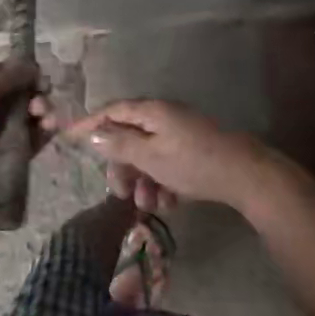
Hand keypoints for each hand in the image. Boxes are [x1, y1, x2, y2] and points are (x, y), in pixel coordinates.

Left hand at [0, 59, 37, 205]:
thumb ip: (6, 78)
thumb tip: (33, 65)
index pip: (9, 76)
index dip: (24, 71)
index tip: (36, 70)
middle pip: (25, 93)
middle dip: (37, 88)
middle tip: (41, 90)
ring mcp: (10, 133)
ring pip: (35, 113)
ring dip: (43, 107)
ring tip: (40, 111)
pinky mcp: (21, 154)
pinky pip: (39, 137)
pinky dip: (48, 127)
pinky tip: (50, 123)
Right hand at [54, 99, 278, 211]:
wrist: (244, 175)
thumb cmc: (192, 163)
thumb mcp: (151, 157)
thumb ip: (120, 144)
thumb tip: (94, 133)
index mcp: (152, 111)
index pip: (113, 111)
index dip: (91, 123)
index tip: (70, 135)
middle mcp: (164, 117)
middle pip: (130, 137)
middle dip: (123, 167)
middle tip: (119, 193)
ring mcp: (180, 133)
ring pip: (149, 155)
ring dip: (143, 181)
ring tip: (149, 204)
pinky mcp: (193, 151)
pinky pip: (167, 163)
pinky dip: (163, 182)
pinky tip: (170, 203)